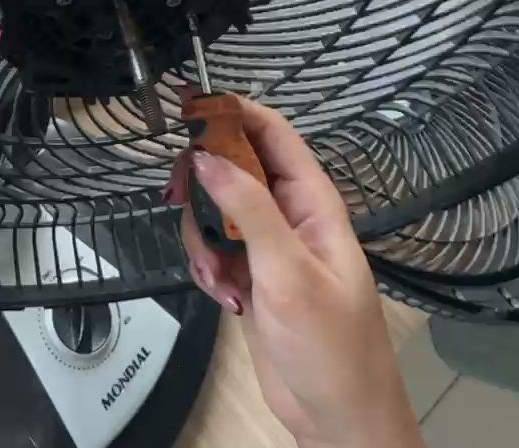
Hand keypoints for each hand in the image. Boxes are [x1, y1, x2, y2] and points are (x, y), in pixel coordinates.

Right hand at [168, 100, 421, 447]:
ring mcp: (264, 243)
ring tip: (216, 275)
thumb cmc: (332, 347)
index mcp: (311, 201)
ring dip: (201, 235)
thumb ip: (249, 210)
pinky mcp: (246, 271)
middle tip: (180, 195)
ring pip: (213, 207)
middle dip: (203, 182)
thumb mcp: (289, 273)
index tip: (189, 103)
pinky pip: (210, 244)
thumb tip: (206, 156)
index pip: (271, 133)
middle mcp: (286, 213)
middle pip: (231, 166)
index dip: (233, 110)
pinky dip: (204, 264)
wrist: (337, 421)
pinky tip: (220, 294)